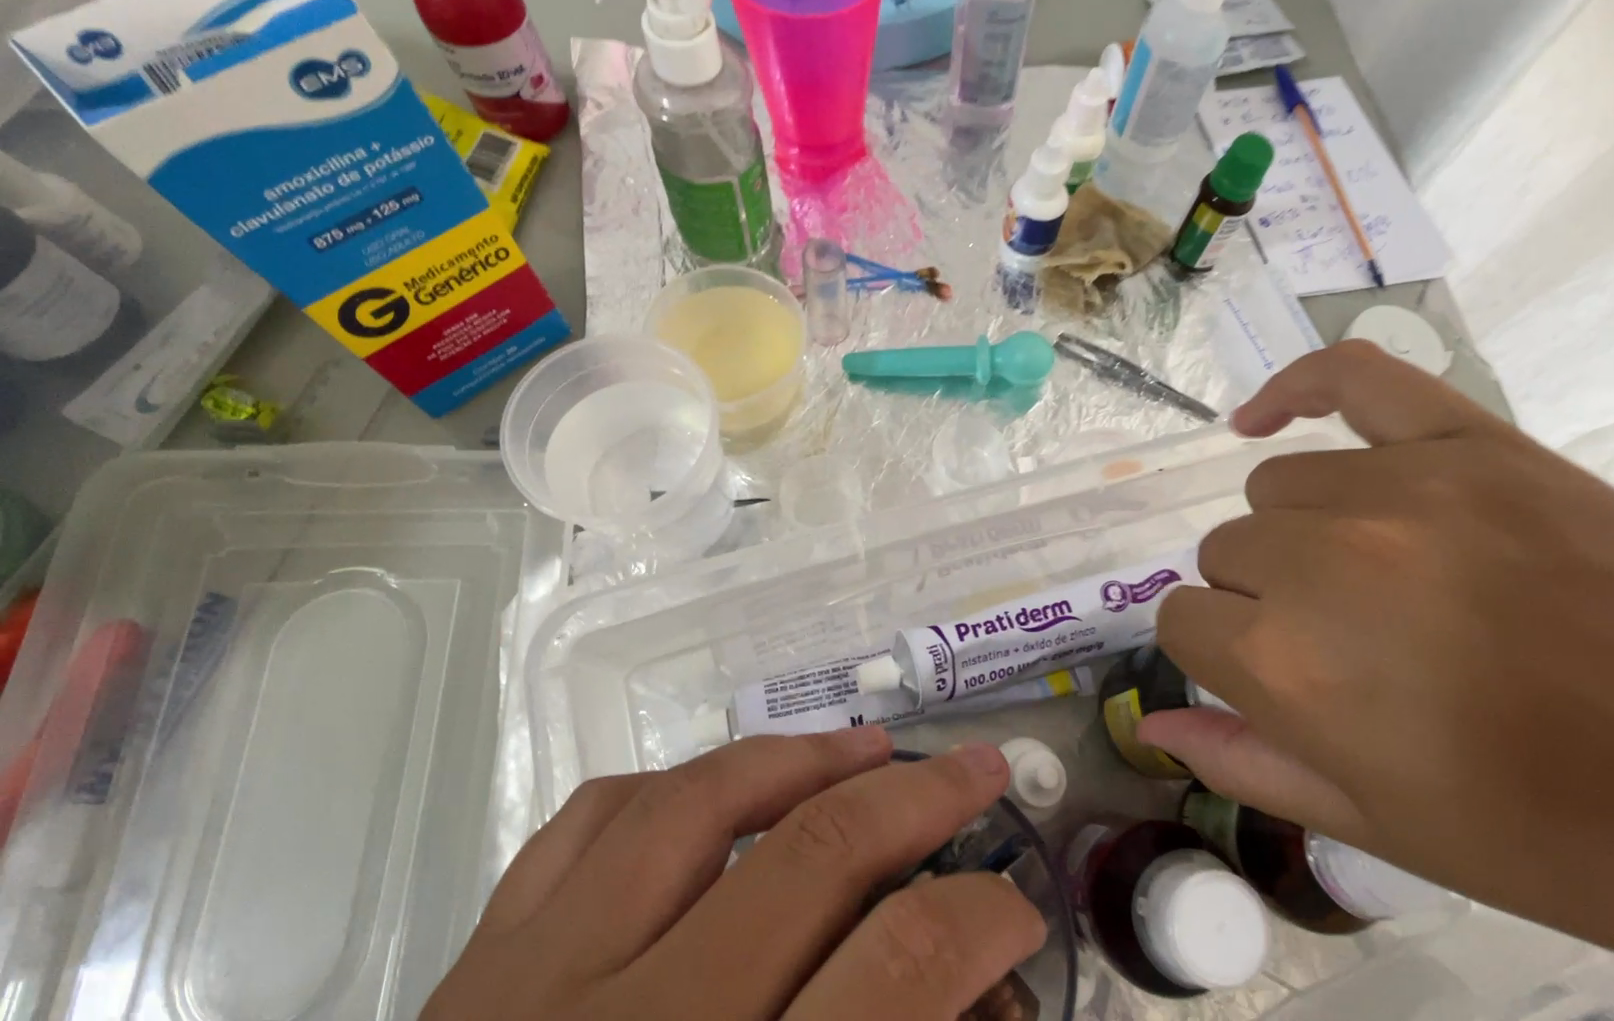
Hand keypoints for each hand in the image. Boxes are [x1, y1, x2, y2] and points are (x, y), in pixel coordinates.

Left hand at [424, 731, 1043, 1020]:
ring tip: (867, 744)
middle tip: (981, 768)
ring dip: (800, 757)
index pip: (900, 967)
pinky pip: (585, 823)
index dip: (984, 918)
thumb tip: (981, 992)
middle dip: (921, 797)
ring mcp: (536, 989)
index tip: (1015, 907)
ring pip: (694, 805)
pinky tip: (724, 783)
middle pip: (813, 857)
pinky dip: (671, 785)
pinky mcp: (474, 970)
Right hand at [1147, 341, 1613, 1016]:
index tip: (1268, 680)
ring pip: (1277, 488)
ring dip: (1301, 535)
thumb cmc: (1550, 837)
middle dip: (1261, 602)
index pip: (1182, 623)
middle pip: (1226, 552)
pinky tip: (1265, 420)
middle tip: (1342, 646)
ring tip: (1376, 578)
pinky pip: (1349, 376)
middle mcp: (1322, 563)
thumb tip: (1150, 727)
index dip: (1220, 657)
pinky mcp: (1479, 443)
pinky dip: (1294, 390)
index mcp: (1284, 667)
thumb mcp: (1376, 829)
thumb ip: (1243, 765)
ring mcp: (1404, 488)